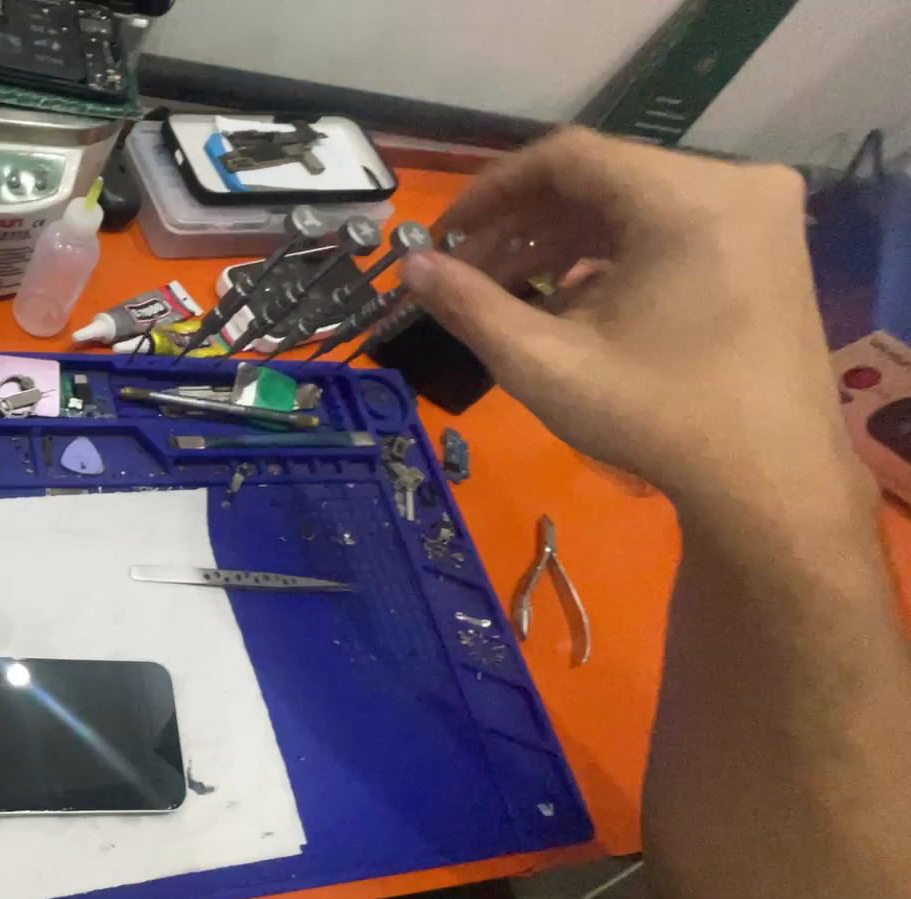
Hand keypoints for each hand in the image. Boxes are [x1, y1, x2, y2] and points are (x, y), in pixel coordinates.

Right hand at [399, 127, 866, 510]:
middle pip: (594, 179)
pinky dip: (593, 255)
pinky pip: (654, 228)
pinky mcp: (753, 244)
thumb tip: (408, 267)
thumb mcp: (537, 360)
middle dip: (514, 225)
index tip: (440, 236)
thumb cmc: (647, 412)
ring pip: (621, 204)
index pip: (567, 158)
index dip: (489, 191)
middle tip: (459, 274)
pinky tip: (555, 302)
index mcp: (687, 200)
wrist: (760, 471)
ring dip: (547, 242)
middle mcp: (731, 185)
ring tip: (496, 292)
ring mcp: (750, 214)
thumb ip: (466, 304)